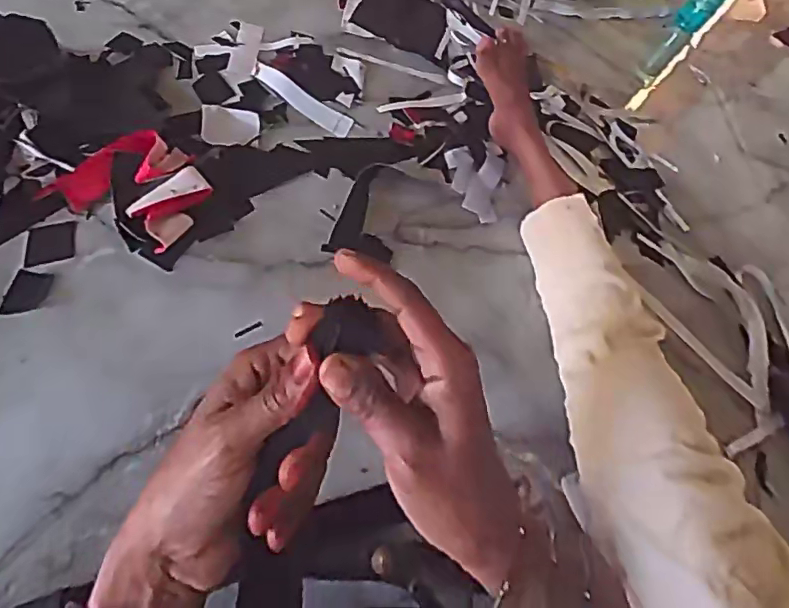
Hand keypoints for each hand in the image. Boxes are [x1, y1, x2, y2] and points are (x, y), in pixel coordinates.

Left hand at [91, 338, 331, 607]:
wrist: (171, 563)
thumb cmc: (179, 492)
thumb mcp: (229, 439)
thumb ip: (276, 399)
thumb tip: (311, 357)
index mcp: (253, 374)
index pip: (306, 347)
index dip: (323, 367)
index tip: (326, 393)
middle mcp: (271, 399)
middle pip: (323, 403)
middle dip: (306, 450)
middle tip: (284, 473)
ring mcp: (281, 436)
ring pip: (319, 446)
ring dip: (294, 487)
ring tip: (263, 505)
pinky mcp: (288, 470)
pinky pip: (314, 479)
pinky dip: (292, 506)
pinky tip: (266, 519)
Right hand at [289, 253, 524, 590]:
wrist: (481, 529)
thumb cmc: (457, 494)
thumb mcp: (408, 448)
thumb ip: (370, 402)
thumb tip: (332, 363)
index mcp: (448, 361)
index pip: (408, 304)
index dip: (375, 276)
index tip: (344, 260)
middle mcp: (440, 359)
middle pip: (391, 318)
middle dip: (349, 309)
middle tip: (307, 316)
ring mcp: (429, 375)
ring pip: (384, 340)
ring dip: (349, 335)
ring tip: (310, 334)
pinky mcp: (418, 392)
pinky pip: (384, 363)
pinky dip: (357, 360)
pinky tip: (330, 364)